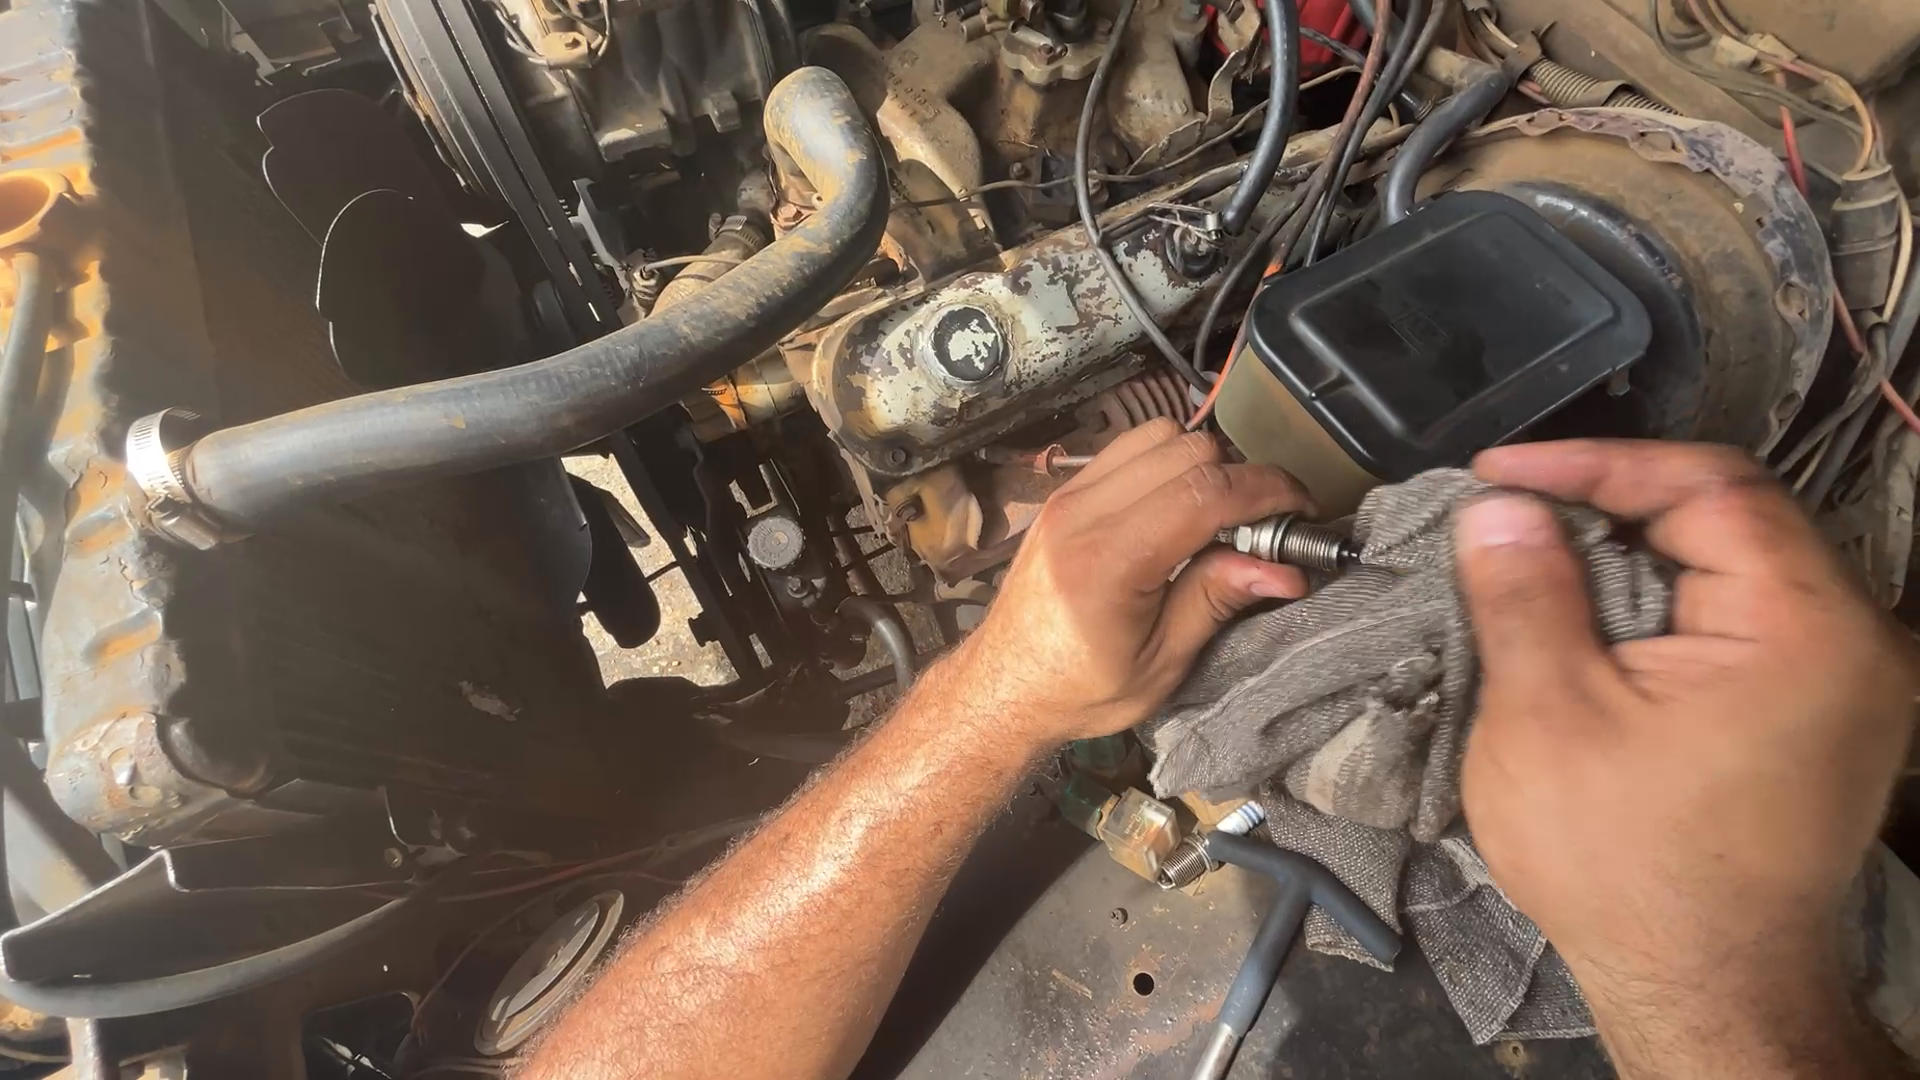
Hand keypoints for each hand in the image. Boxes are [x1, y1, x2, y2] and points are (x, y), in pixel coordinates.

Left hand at [947, 418, 1313, 749]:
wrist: (1005, 682)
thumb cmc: (1080, 689)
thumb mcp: (1159, 663)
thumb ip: (1216, 601)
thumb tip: (1286, 568)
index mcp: (1107, 561)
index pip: (1204, 492)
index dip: (1267, 492)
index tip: (1301, 511)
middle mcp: (1081, 514)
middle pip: (1187, 449)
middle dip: (1242, 476)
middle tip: (1264, 521)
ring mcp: (1065, 497)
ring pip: (1157, 435)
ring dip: (1203, 463)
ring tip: (1221, 512)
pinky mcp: (1061, 495)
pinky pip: (1126, 449)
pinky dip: (1165, 461)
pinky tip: (1177, 504)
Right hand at [1454, 439, 1914, 1073]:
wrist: (1694, 980)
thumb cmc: (1614, 849)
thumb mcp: (1545, 712)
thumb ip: (1524, 594)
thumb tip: (1495, 505)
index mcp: (1799, 630)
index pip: (1707, 487)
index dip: (1591, 463)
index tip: (1491, 472)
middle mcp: (1843, 640)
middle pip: (1722, 517)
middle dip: (1599, 497)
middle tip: (1499, 506)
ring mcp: (1826, 678)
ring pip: (1715, 563)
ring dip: (1612, 543)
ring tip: (1520, 545)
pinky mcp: (1791, 709)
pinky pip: (1713, 613)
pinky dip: (1634, 590)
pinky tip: (1570, 605)